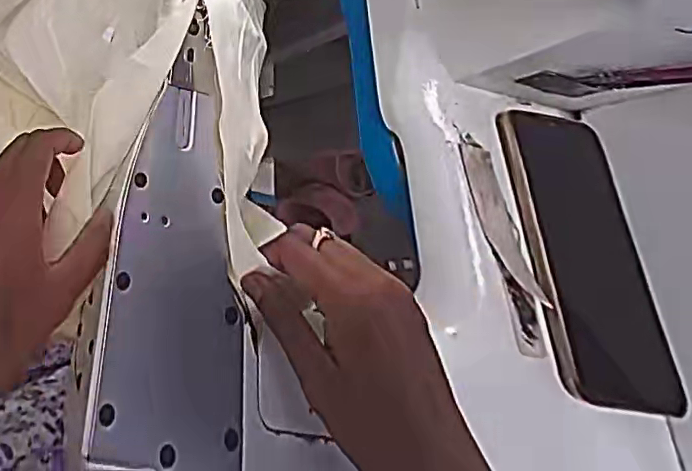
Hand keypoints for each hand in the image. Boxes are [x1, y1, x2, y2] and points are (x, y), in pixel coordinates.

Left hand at [0, 129, 112, 470]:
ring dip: (22, 178)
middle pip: (15, 153)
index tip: (75, 146)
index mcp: (11, 202)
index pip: (36, 145)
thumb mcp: (61, 290)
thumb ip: (92, 245)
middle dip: (45, 158)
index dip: (61, 139)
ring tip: (41, 215)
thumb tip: (107, 219)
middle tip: (64, 183)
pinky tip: (9, 234)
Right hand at [241, 226, 490, 470]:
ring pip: (344, 251)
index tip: (258, 269)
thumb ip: (282, 320)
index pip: (299, 248)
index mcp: (353, 298)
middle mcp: (379, 286)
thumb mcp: (317, 377)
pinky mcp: (407, 304)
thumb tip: (259, 285)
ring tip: (300, 302)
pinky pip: (365, 269)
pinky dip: (342, 276)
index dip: (271, 253)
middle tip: (273, 283)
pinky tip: (331, 311)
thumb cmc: (384, 430)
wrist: (433, 457)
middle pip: (322, 241)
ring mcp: (398, 293)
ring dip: (317, 264)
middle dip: (293, 255)